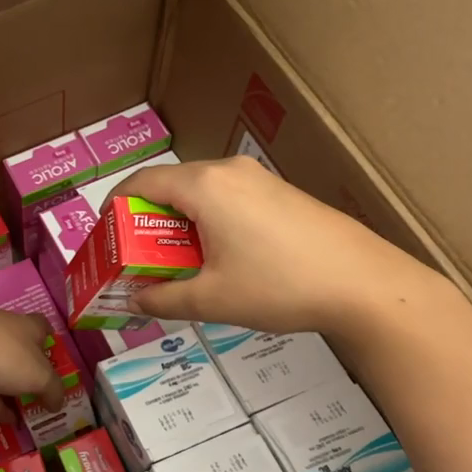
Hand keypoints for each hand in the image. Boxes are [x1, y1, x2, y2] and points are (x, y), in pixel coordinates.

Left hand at [0, 306, 64, 413]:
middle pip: (25, 356)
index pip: (44, 329)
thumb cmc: (5, 353)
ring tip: (32, 419)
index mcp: (29, 328)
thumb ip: (53, 390)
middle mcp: (8, 337)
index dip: (52, 345)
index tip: (59, 365)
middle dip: (34, 376)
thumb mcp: (39, 375)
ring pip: (4, 376)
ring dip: (15, 395)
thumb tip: (58, 404)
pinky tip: (10, 423)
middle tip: (48, 401)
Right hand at [114, 158, 444, 336]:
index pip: (140, 181)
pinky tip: (218, 259)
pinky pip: (227, 199)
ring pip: (199, 193)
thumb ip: (162, 299)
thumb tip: (134, 300)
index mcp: (204, 186)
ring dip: (177, 224)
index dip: (113, 205)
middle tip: (136, 258)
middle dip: (145, 221)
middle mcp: (228, 171)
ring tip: (176, 264)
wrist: (366, 285)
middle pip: (169, 186)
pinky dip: (207, 222)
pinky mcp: (281, 193)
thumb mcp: (210, 299)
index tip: (105, 235)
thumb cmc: (278, 286)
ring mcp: (259, 179)